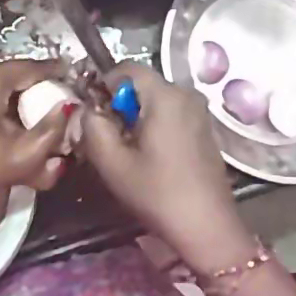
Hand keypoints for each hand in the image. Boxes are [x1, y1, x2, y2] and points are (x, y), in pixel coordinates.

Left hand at [0, 60, 75, 204]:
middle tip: (48, 113)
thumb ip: (50, 136)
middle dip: (33, 94)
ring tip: (20, 127)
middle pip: (13, 77)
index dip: (57, 74)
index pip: (35, 66)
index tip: (73, 81)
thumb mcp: (16, 158)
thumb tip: (67, 113)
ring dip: (9, 103)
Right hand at [80, 63, 251, 271]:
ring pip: (157, 100)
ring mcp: (200, 111)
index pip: (128, 67)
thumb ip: (93, 127)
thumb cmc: (158, 193)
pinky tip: (151, 157)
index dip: (105, 83)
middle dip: (121, 104)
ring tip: (127, 151)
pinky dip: (156, 125)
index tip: (94, 112)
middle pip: (143, 84)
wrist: (207, 227)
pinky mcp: (205, 128)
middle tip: (108, 137)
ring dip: (138, 117)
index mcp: (165, 95)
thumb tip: (88, 109)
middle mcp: (186, 93)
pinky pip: (173, 113)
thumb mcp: (113, 163)